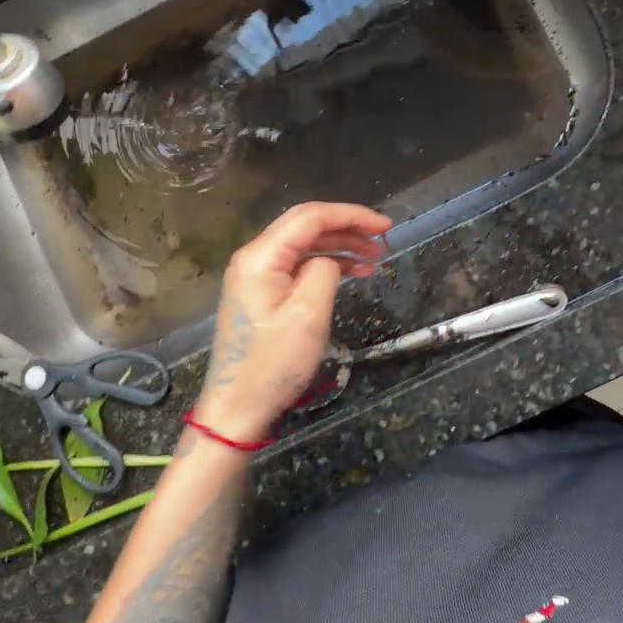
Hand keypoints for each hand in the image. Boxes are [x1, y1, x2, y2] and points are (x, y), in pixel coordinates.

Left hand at [196, 202, 392, 441]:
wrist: (237, 407)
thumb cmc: (273, 363)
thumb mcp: (308, 315)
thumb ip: (324, 272)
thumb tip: (330, 261)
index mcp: (261, 256)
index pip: (310, 217)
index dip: (351, 215)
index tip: (385, 226)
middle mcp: (254, 258)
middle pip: (306, 226)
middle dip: (347, 227)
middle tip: (384, 239)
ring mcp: (255, 276)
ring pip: (304, 246)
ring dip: (340, 247)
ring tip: (375, 257)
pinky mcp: (261, 294)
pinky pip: (297, 267)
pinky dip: (326, 266)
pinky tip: (353, 273)